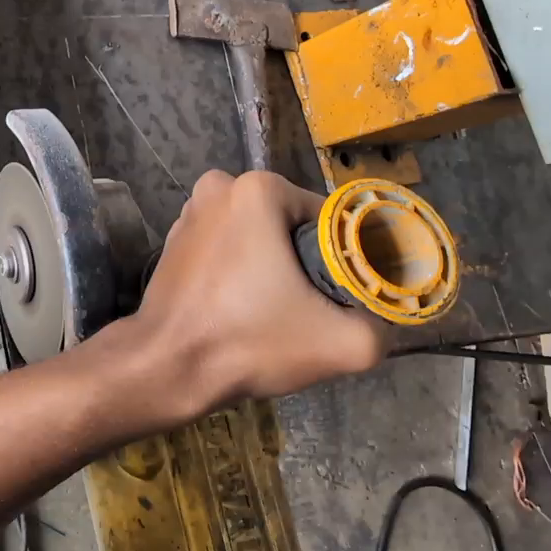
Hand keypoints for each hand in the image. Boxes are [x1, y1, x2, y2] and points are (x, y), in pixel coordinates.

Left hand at [124, 170, 385, 419]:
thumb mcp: (345, 343)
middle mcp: (218, 187)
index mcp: (257, 189)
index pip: (327, 218)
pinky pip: (227, 248)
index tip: (345, 296)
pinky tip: (246, 306)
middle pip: (289, 225)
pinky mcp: (174, 239)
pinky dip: (241, 269)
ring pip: (257, 236)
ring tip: (279, 311)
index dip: (345, 258)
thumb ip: (382, 323)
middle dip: (306, 261)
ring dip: (272, 266)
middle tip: (314, 308)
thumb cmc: (250, 340)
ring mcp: (190, 211)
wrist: (167, 363)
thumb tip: (381, 315)